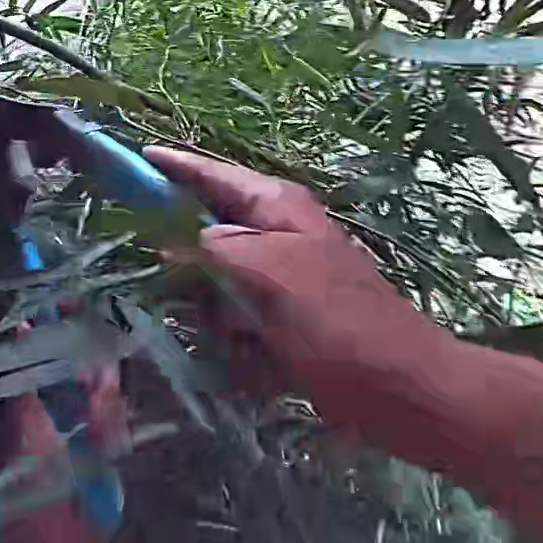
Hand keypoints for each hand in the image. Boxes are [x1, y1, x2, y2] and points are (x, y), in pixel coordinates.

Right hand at [143, 148, 416, 386]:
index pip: (212, 172)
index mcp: (275, 204)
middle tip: (179, 284)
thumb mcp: (268, 274)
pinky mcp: (282, 307)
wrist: (404, 387)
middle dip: (190, 258)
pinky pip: (236, 307)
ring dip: (215, 305)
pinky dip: (234, 329)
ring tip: (238, 333)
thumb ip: (213, 249)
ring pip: (217, 272)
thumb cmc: (336, 322)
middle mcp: (275, 227)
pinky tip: (254, 354)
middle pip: (208, 224)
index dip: (174, 165)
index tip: (137, 156)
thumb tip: (170, 242)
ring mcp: (279, 268)